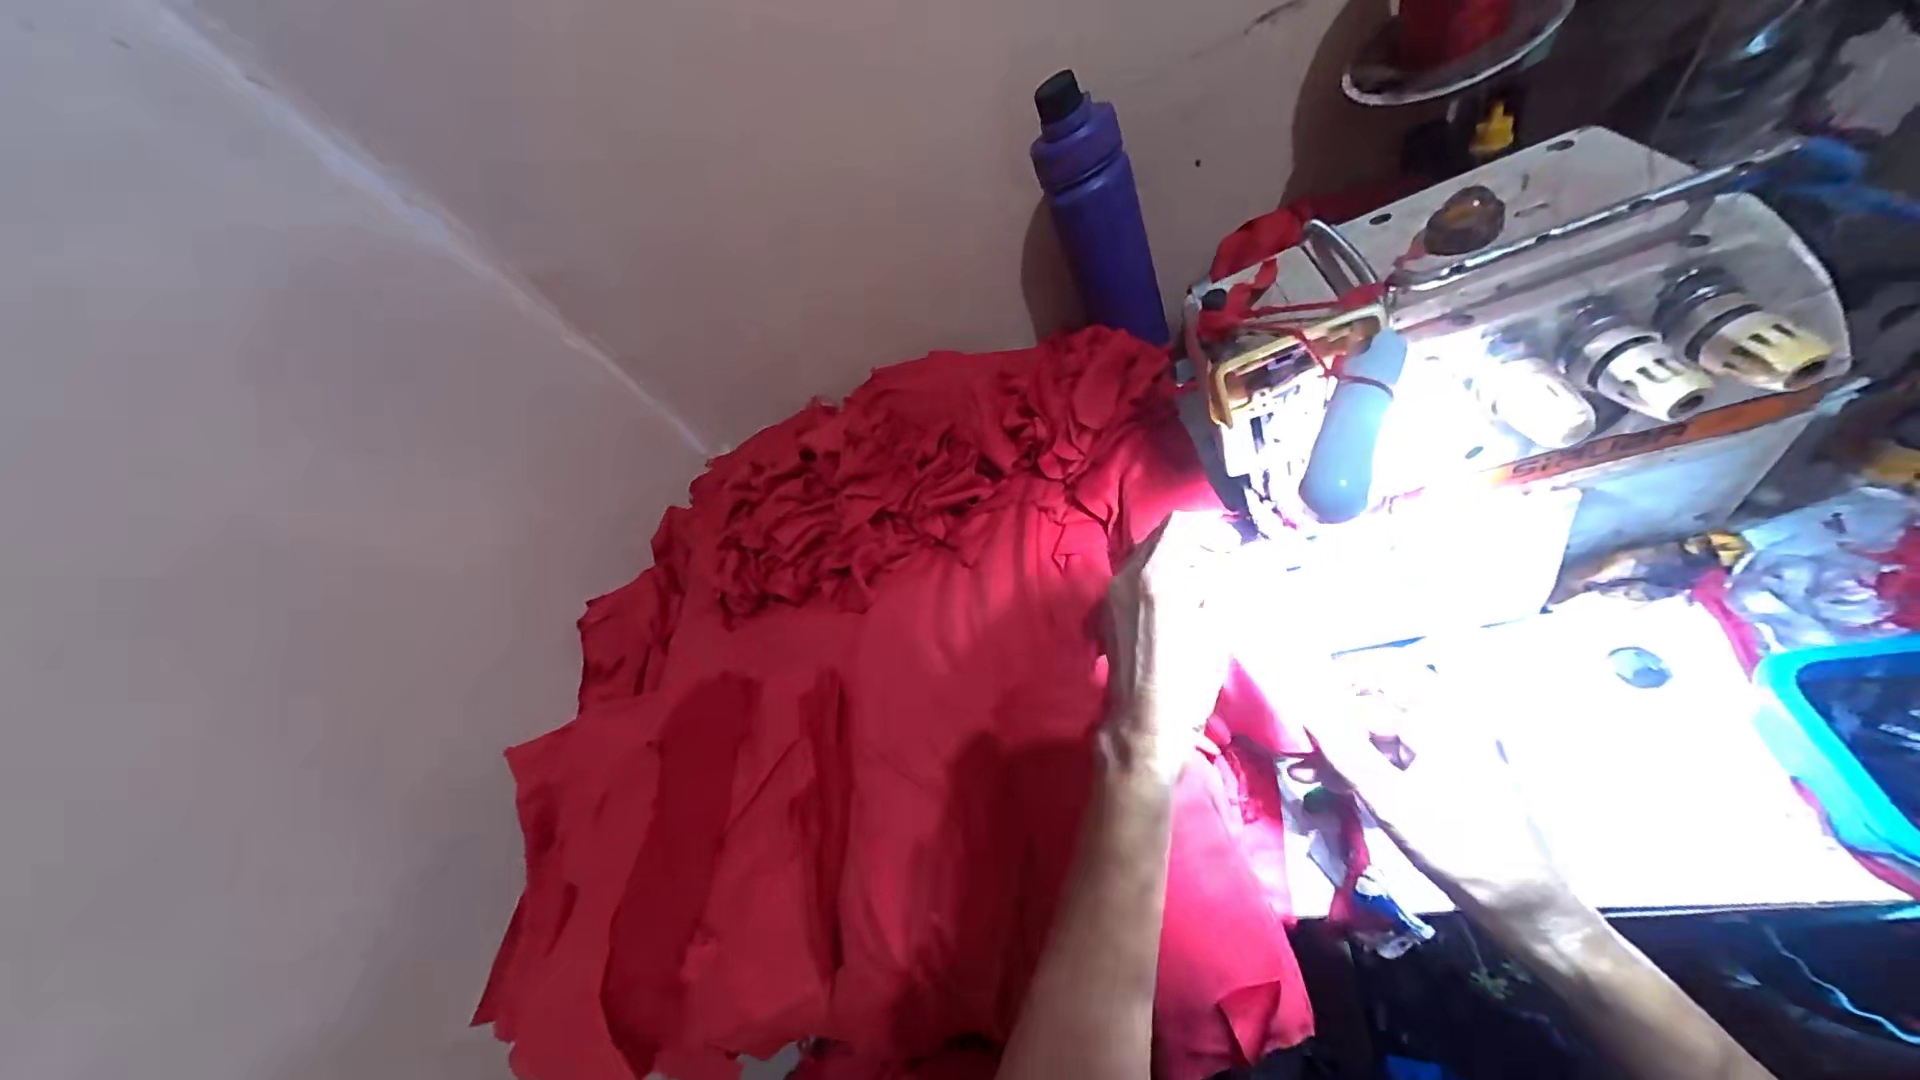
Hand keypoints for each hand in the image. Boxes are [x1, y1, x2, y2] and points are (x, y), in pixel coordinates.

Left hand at [1102, 512, 1238, 782]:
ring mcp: (1112, 592)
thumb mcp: (1218, 628)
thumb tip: (1234, 558)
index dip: (1212, 527)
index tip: (1233, 546)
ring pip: (1146, 553)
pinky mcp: (1108, 610)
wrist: (1143, 722)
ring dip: (1177, 555)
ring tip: (1204, 579)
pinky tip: (1180, 595)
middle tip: (1223, 560)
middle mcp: (1126, 576)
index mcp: (1156, 577)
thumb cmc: (1188, 682)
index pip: (1180, 525)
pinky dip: (1159, 572)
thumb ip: (1223, 583)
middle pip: (1161, 535)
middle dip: (1195, 539)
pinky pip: (1135, 574)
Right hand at [1302, 669, 1574, 930]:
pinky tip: (1324, 782)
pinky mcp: (1432, 778)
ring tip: (1299, 767)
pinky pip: (1384, 759)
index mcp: (1438, 722)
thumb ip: (1344, 752)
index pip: (1378, 681)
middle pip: (1373, 708)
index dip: (1336, 684)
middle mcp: (1439, 728)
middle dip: (1330, 722)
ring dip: (1336, 749)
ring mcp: (1436, 754)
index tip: (1299, 696)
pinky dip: (1355, 768)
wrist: (1518, 903)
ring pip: (1374, 736)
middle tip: (1294, 740)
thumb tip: (1304, 711)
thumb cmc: (1456, 844)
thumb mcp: (1390, 799)